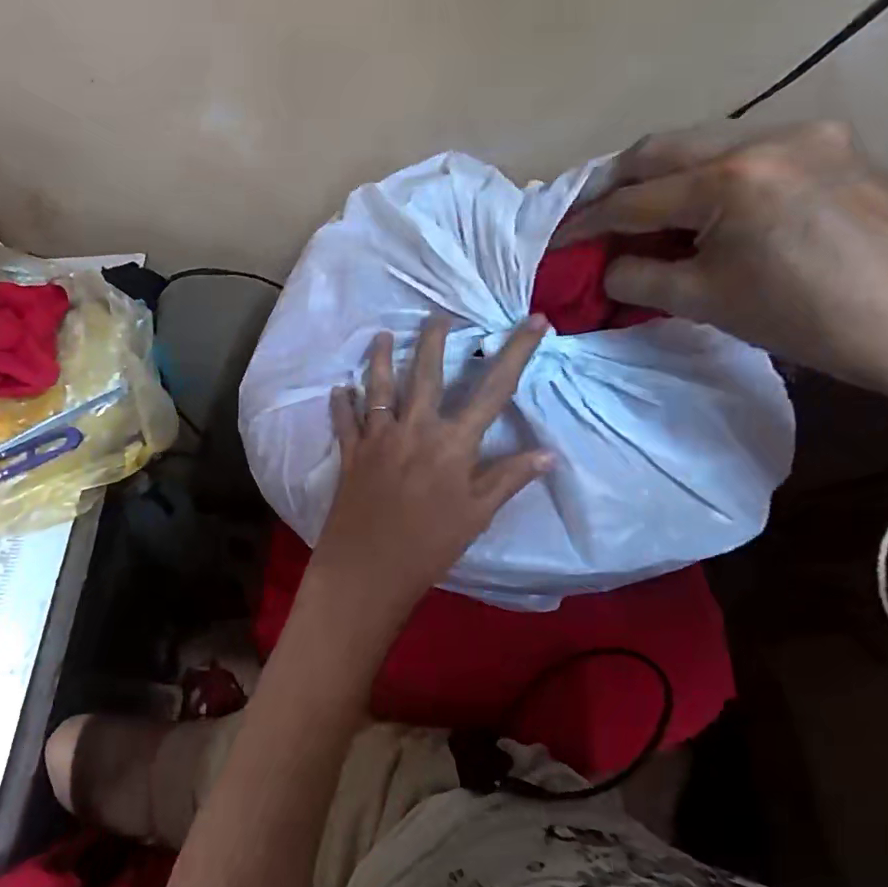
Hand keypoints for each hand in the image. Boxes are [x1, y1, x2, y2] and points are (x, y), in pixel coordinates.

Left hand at [306, 316, 553, 623]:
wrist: (368, 570)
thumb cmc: (430, 547)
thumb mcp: (477, 515)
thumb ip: (508, 479)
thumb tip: (548, 454)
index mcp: (453, 443)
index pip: (493, 389)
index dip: (516, 352)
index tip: (533, 322)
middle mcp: (415, 430)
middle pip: (426, 373)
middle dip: (434, 340)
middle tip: (438, 316)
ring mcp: (378, 439)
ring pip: (379, 387)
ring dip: (380, 358)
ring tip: (381, 335)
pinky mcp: (351, 454)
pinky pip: (344, 420)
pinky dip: (341, 403)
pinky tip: (339, 388)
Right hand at [552, 122, 887, 405]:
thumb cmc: (808, 317)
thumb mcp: (707, 302)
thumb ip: (640, 277)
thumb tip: (607, 267)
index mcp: (729, 179)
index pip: (633, 198)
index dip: (586, 223)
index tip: (555, 242)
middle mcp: (764, 137)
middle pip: (662, 149)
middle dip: (617, 184)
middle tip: (591, 218)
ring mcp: (806, 135)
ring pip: (705, 144)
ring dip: (663, 177)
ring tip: (642, 215)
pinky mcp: (833, 146)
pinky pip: (746, 152)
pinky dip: (708, 177)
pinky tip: (704, 209)